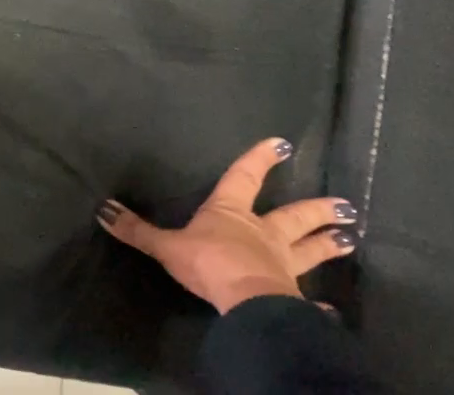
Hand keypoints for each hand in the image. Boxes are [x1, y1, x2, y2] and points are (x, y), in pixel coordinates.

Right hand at [98, 138, 359, 313]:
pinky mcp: (292, 296)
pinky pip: (308, 300)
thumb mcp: (166, 245)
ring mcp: (282, 264)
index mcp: (230, 214)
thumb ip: (137, 229)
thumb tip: (103, 208)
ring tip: (350, 237)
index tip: (282, 144)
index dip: (260, 160)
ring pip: (309, 250)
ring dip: (328, 243)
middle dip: (317, 209)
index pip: (244, 178)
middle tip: (345, 206)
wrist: (247, 301)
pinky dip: (318, 304)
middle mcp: (263, 234)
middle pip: (293, 216)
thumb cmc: (208, 262)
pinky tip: (330, 309)